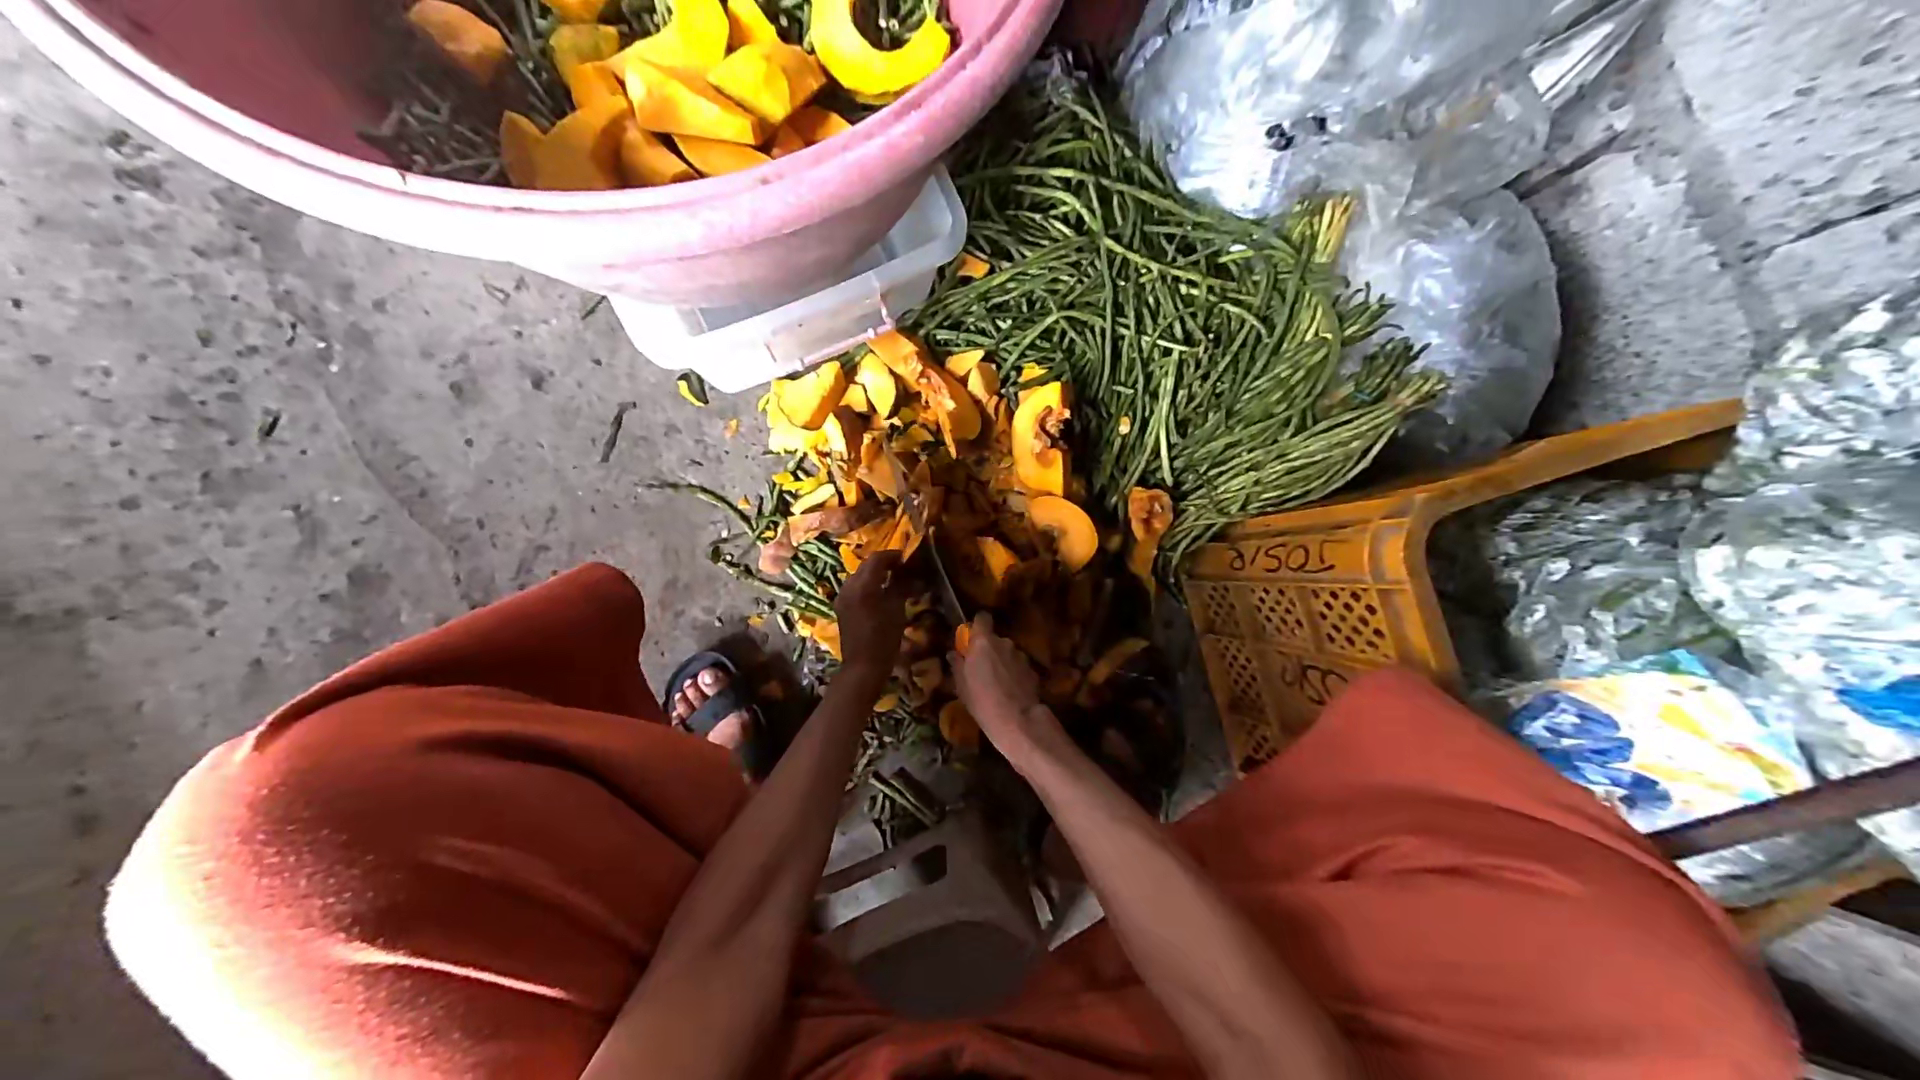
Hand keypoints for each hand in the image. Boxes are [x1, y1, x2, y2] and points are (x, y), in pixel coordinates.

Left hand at [834, 551, 907, 673]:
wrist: (863, 666)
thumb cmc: (884, 639)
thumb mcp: (896, 610)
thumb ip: (901, 587)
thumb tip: (910, 574)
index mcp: (863, 585)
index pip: (877, 559)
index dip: (893, 556)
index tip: (908, 558)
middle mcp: (848, 586)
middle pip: (866, 565)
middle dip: (884, 564)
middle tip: (903, 568)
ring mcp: (842, 596)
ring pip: (859, 575)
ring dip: (875, 573)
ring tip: (893, 580)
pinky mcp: (841, 606)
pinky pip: (854, 587)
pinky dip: (867, 585)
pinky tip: (880, 593)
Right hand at [951, 613, 1067, 767]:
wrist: (1017, 720)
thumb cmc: (982, 701)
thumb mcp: (961, 685)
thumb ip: (958, 665)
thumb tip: (954, 653)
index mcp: (984, 642)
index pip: (982, 618)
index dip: (977, 626)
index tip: (972, 639)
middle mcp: (1005, 643)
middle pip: (995, 640)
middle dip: (989, 650)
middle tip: (981, 668)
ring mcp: (1021, 656)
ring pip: (1008, 654)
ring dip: (1002, 663)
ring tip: (997, 683)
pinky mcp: (1033, 671)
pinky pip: (1018, 667)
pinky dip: (1014, 674)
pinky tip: (1010, 691)